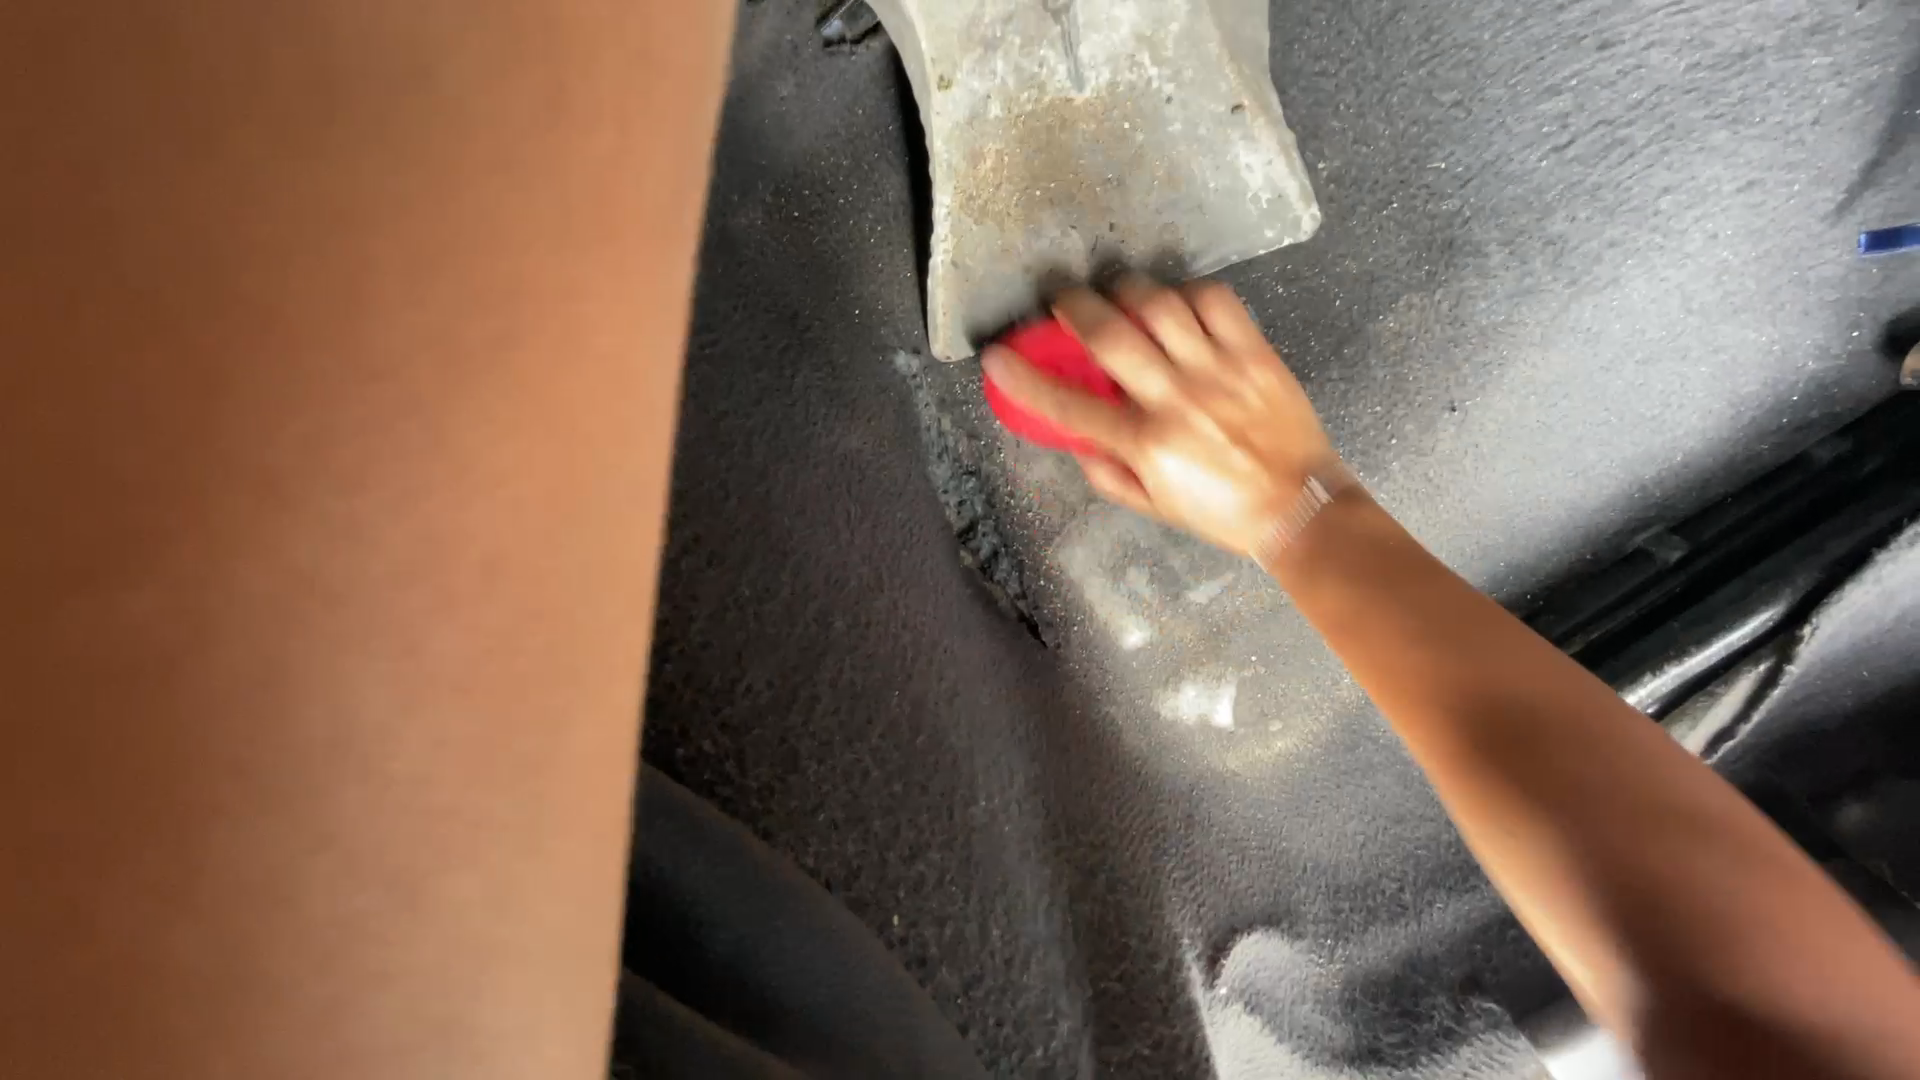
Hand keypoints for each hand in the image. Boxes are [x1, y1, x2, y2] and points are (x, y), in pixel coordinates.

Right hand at [982, 277, 1339, 555]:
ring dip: (1128, 289)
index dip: (1025, 379)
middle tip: (1062, 297)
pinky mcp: (1254, 352)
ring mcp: (1217, 370)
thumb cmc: (1221, 511)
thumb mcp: (1153, 504)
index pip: (1069, 405)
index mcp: (1145, 443)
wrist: (1298, 509)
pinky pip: (1215, 300)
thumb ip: (1109, 472)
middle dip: (1074, 305)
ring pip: (1160, 306)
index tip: (997, 356)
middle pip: (1111, 334)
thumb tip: (1078, 440)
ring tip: (1118, 291)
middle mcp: (1175, 398)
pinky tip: (1177, 302)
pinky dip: (1188, 292)